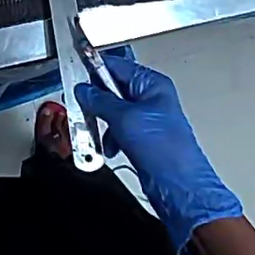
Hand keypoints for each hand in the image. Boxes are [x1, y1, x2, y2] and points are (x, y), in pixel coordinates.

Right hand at [75, 56, 241, 252]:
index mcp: (152, 84)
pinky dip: (109, 137)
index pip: (117, 66)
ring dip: (102, 121)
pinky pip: (118, 130)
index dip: (95, 68)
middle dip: (96, 100)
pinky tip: (109, 147)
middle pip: (113, 89)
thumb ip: (100, 100)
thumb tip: (84, 89)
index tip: (75, 72)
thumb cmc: (166, 150)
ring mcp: (147, 120)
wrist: (179, 188)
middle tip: (80, 105)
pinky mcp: (142, 139)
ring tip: (96, 131)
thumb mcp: (125, 118)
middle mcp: (151, 99)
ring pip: (113, 111)